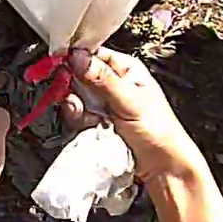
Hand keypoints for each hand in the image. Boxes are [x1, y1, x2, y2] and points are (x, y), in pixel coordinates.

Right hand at [64, 47, 205, 182]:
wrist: (160, 166)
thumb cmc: (158, 130)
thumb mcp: (130, 99)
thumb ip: (102, 78)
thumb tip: (77, 56)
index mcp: (125, 70)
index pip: (92, 55)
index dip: (75, 60)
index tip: (62, 68)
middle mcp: (112, 84)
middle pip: (78, 77)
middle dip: (74, 90)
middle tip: (79, 101)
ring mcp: (103, 105)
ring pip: (75, 98)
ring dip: (78, 109)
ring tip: (92, 119)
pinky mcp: (96, 123)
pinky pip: (78, 117)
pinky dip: (80, 122)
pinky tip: (91, 127)